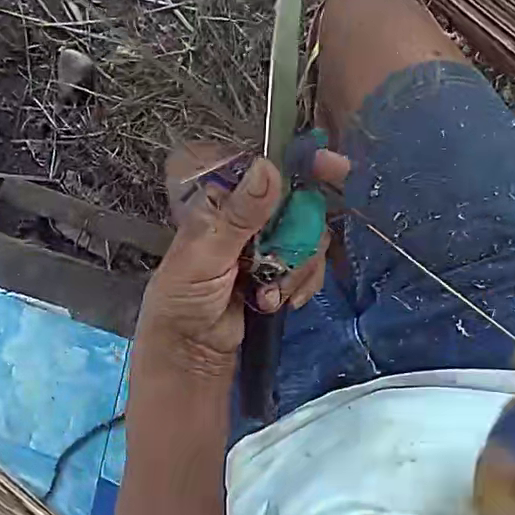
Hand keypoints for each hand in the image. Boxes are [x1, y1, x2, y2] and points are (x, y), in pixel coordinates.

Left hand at [135, 148, 348, 382]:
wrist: (189, 351)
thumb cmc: (182, 298)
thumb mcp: (206, 253)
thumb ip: (239, 214)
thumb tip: (268, 168)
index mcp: (220, 199)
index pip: (265, 167)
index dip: (301, 163)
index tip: (332, 166)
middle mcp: (247, 214)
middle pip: (298, 201)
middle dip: (301, 235)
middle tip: (288, 260)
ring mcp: (267, 242)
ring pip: (309, 235)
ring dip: (296, 268)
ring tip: (269, 294)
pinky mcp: (281, 269)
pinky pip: (311, 264)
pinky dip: (302, 284)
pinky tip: (279, 302)